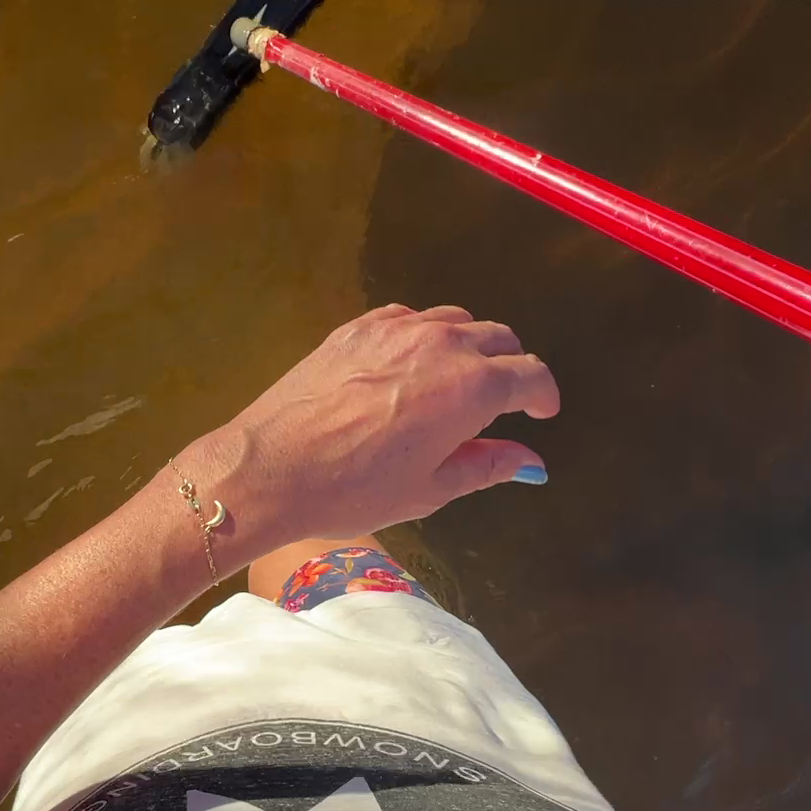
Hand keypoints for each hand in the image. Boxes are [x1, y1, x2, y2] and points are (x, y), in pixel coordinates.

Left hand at [191, 304, 559, 547]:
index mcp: (469, 388)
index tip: (541, 412)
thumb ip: (484, 466)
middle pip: (496, 338)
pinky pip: (406, 319)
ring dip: (467, 347)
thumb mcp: (427, 490)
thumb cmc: (350, 491)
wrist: (268, 469)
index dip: (542, 395)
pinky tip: (407, 366)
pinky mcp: (354, 329)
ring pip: (452, 322)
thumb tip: (529, 460)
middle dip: (508, 368)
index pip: (529, 374)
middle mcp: (439, 345)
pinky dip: (422, 336)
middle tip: (497, 403)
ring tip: (452, 383)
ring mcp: (393, 330)